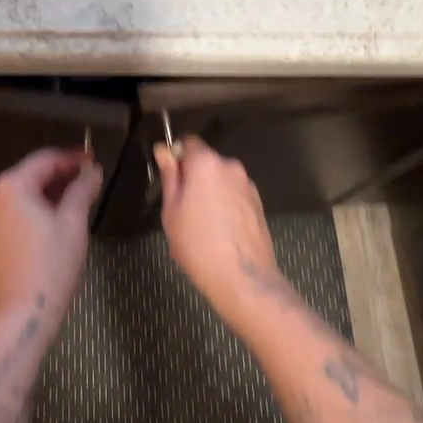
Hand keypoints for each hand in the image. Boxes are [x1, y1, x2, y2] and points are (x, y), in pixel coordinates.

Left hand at [0, 148, 101, 328]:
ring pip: (28, 194)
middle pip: (34, 175)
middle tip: (92, 181)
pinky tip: (62, 218)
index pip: (46, 160)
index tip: (95, 161)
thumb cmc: (50, 265)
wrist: (22, 315)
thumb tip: (93, 170)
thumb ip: (82, 190)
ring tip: (82, 198)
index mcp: (12, 186)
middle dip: (63, 176)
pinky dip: (41, 209)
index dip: (72, 159)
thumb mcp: (72, 223)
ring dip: (53, 193)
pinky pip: (20, 211)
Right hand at [155, 137, 296, 325]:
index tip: (171, 182)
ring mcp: (247, 184)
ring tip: (205, 225)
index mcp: (206, 163)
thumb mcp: (172, 212)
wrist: (243, 279)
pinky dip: (227, 204)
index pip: (188, 143)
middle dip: (194, 177)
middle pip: (206, 162)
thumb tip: (164, 150)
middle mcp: (230, 166)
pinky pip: (235, 194)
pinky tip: (223, 231)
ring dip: (212, 191)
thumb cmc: (198, 246)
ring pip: (221, 179)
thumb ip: (170, 177)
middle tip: (184, 209)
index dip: (177, 158)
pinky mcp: (258, 203)